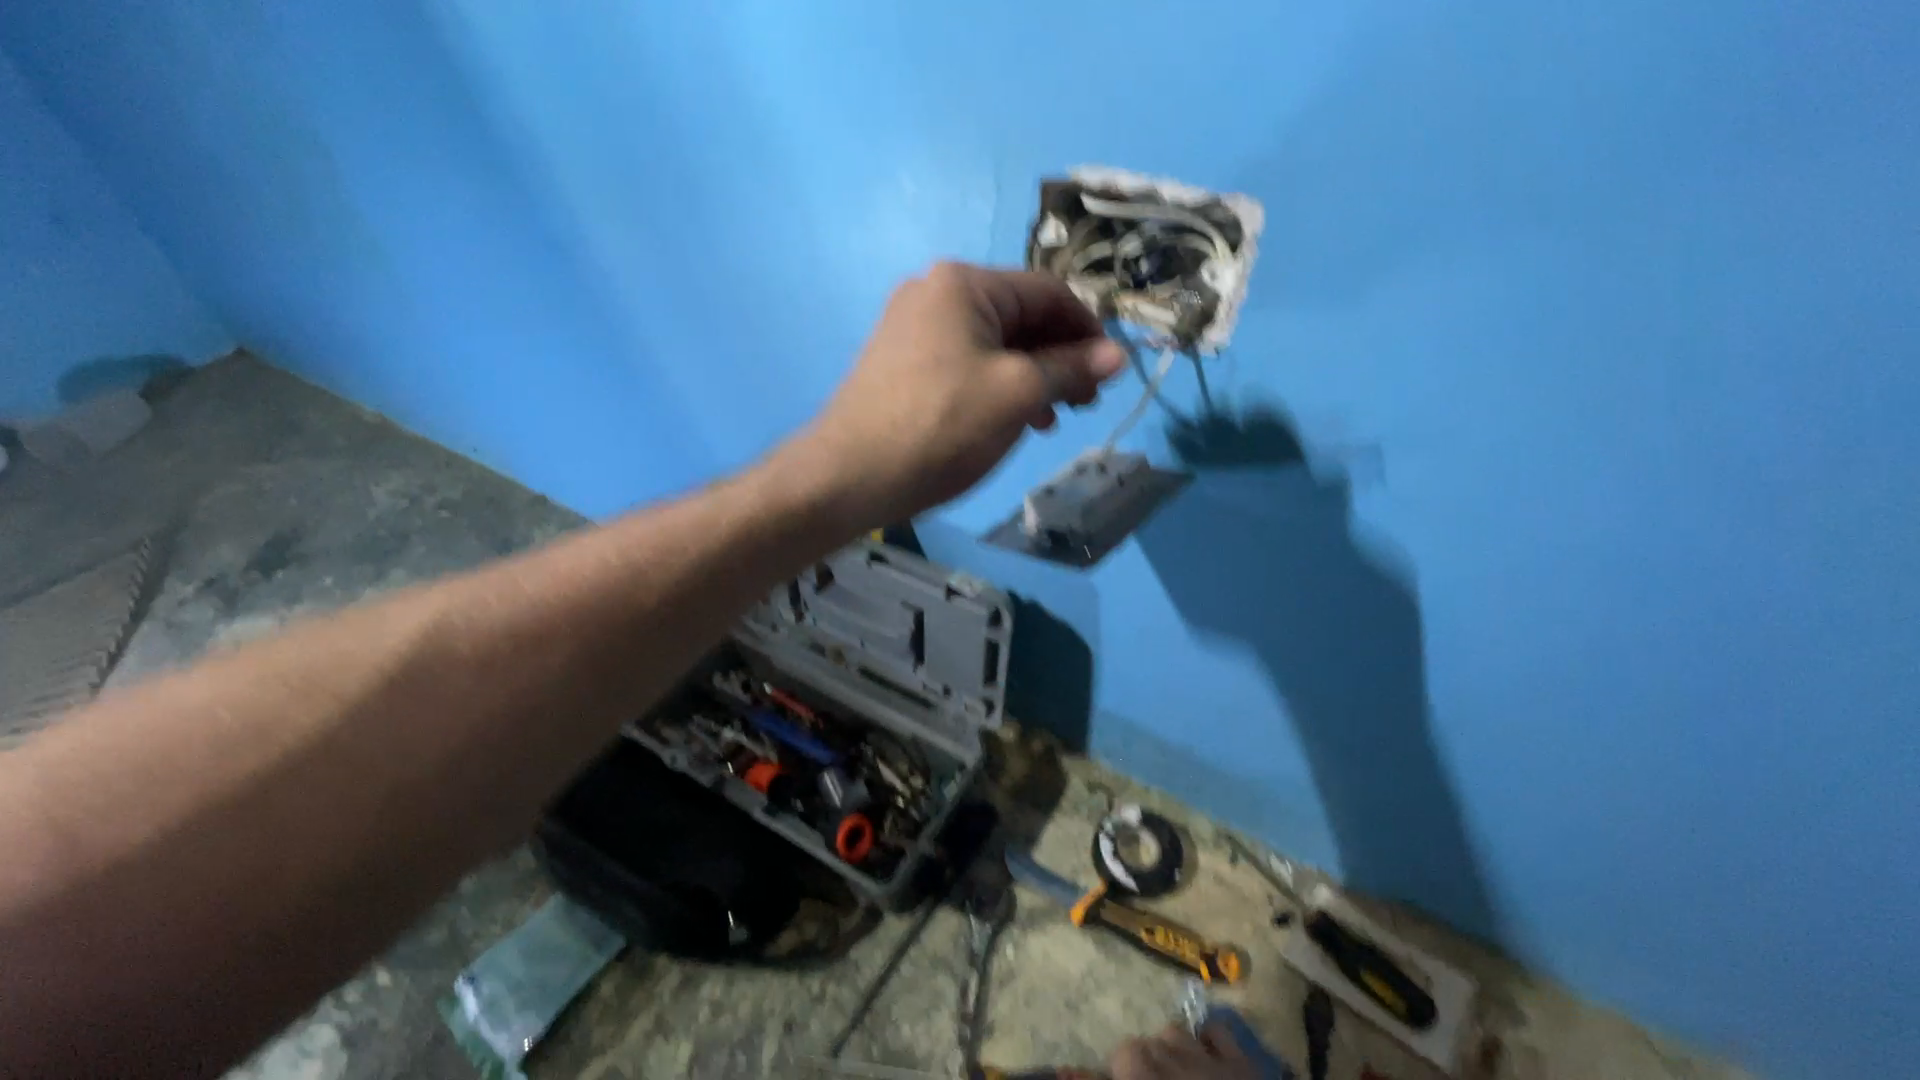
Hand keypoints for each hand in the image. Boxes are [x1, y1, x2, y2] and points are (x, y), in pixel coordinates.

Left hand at [791, 261, 1124, 527]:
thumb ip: (1071, 369)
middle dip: (1060, 358)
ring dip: (1033, 377)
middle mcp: (935, 292)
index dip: (1089, 330)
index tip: (1111, 374)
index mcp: (964, 283)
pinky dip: (998, 387)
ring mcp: (914, 328)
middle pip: (1021, 316)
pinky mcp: (903, 364)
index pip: (1048, 291)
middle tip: (1085, 403)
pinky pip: (967, 364)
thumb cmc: (941, 426)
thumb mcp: (1017, 395)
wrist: (848, 476)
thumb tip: (1118, 354)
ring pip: (995, 344)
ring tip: (1052, 420)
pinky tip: (1013, 421)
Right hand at [1109, 1022, 1262, 1079]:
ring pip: (1171, 1032)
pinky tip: (1206, 1060)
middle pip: (1133, 1048)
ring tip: (1174, 1077)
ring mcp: (1205, 1059)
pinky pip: (1215, 1030)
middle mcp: (1165, 1064)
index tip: (1098, 1079)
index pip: (1113, 1064)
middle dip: (1135, 1069)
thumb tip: (1066, 1072)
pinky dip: (1207, 1040)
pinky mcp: (1242, 1063)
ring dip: (1167, 1052)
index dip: (1102, 1077)